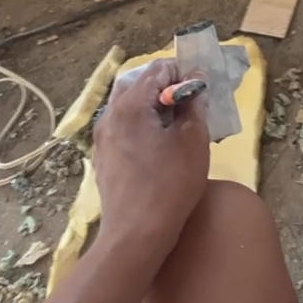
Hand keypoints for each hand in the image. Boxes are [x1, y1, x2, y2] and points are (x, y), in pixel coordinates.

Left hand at [91, 58, 209, 258]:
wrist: (136, 234)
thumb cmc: (170, 183)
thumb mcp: (193, 139)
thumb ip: (194, 103)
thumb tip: (194, 83)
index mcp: (131, 105)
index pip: (158, 69)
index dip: (183, 73)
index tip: (200, 91)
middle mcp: (110, 115)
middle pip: (138, 83)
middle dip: (165, 87)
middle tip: (189, 105)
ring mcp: (102, 137)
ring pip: (128, 104)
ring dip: (153, 105)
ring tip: (176, 125)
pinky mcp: (103, 156)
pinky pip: (123, 125)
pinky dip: (142, 123)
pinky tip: (159, 145)